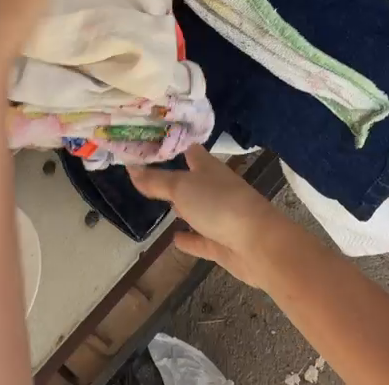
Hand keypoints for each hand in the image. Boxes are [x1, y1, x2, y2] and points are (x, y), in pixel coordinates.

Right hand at [129, 147, 293, 289]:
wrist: (258, 243)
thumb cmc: (219, 204)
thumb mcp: (181, 188)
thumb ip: (156, 181)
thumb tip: (131, 167)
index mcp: (208, 167)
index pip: (190, 150)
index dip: (173, 146)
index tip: (152, 144)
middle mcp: (215, 188)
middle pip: (193, 179)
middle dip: (175, 177)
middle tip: (149, 175)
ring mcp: (220, 216)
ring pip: (197, 209)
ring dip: (182, 208)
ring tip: (159, 205)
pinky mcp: (222, 243)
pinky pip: (201, 239)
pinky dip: (189, 239)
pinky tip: (174, 239)